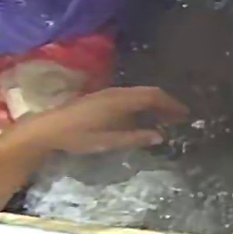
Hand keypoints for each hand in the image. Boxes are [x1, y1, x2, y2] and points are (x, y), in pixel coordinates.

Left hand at [2, 86, 189, 156]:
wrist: (47, 129)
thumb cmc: (79, 136)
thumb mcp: (110, 141)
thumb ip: (136, 137)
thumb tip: (160, 135)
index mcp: (122, 100)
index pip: (154, 96)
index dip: (172, 104)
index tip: (185, 114)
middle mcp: (118, 93)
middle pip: (149, 92)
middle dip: (166, 103)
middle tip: (179, 116)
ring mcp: (108, 94)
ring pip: (139, 94)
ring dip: (155, 103)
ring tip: (165, 117)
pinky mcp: (102, 99)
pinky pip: (130, 97)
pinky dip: (143, 104)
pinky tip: (143, 117)